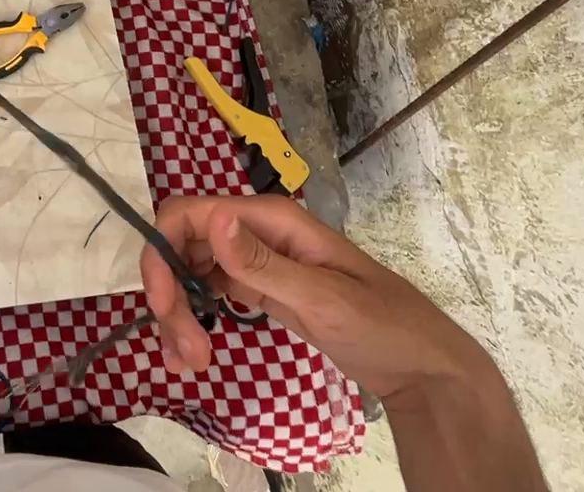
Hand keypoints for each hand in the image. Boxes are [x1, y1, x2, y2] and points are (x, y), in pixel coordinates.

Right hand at [140, 195, 494, 403]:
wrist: (423, 368)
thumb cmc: (383, 326)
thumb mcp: (322, 298)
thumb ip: (262, 261)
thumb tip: (212, 218)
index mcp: (268, 218)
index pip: (188, 214)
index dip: (162, 252)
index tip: (159, 304)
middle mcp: (252, 230)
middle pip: (183, 245)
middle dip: (171, 293)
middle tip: (182, 351)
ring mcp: (253, 258)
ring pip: (190, 270)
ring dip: (178, 311)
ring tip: (189, 361)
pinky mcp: (256, 286)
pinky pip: (208, 292)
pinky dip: (192, 318)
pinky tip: (192, 350)